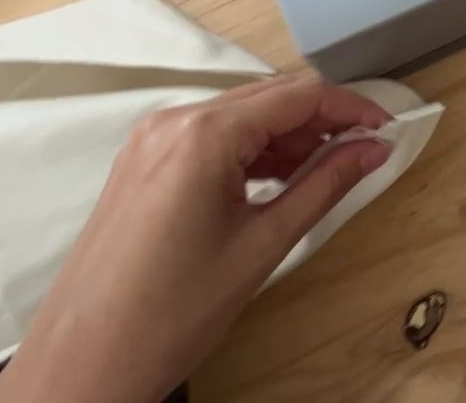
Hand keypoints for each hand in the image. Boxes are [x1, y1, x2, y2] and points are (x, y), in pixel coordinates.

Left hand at [0, 78, 393, 402]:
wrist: (79, 369)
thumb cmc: (174, 312)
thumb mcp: (264, 244)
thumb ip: (326, 185)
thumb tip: (375, 149)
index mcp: (205, 133)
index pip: (299, 95)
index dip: (351, 107)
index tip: (386, 128)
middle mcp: (175, 119)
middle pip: (271, 97)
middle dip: (323, 119)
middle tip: (363, 150)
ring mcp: (153, 137)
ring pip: (244, 114)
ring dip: (290, 134)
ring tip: (325, 169)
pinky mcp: (144, 159)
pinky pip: (215, 135)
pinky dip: (254, 149)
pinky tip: (278, 178)